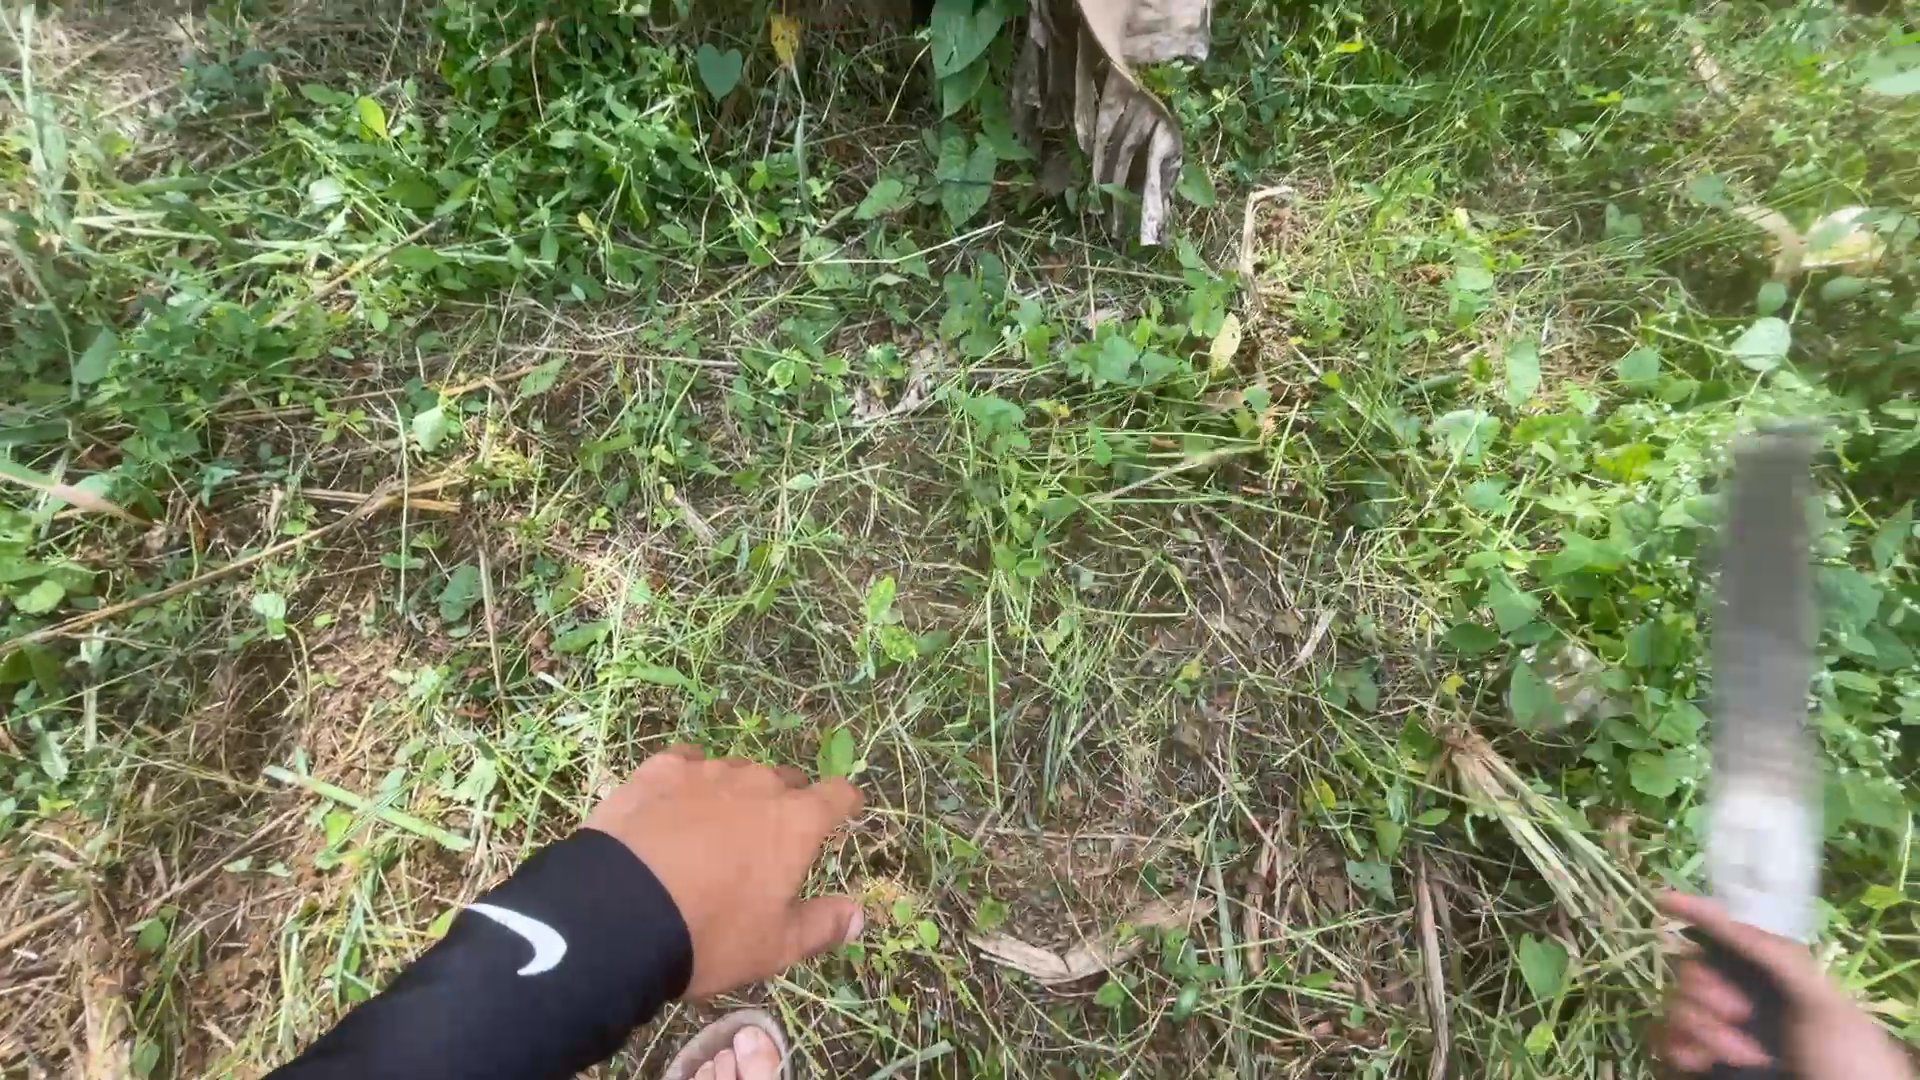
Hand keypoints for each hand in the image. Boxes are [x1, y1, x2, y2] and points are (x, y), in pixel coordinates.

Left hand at [584, 746, 864, 998]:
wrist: (618, 915)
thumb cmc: (710, 933)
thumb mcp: (774, 947)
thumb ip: (822, 926)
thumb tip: (859, 915)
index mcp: (796, 822)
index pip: (837, 795)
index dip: (846, 801)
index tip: (848, 808)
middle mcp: (760, 785)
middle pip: (785, 780)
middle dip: (786, 800)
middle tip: (771, 833)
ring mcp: (709, 771)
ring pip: (738, 771)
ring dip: (738, 791)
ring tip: (719, 822)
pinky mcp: (663, 769)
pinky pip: (688, 760)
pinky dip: (691, 775)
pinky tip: (678, 795)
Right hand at [1657, 892, 1912, 1079]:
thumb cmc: (1849, 1066)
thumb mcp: (1824, 1004)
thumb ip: (1766, 950)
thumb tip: (1679, 898)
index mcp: (1772, 987)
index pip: (1717, 941)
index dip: (1697, 925)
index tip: (1663, 903)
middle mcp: (1740, 1006)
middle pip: (1687, 969)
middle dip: (1705, 988)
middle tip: (1738, 1012)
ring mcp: (1715, 1035)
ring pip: (1671, 1003)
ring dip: (1701, 1026)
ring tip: (1742, 1055)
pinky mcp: (1691, 1059)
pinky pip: (1659, 1035)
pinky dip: (1679, 1046)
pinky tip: (1704, 1061)